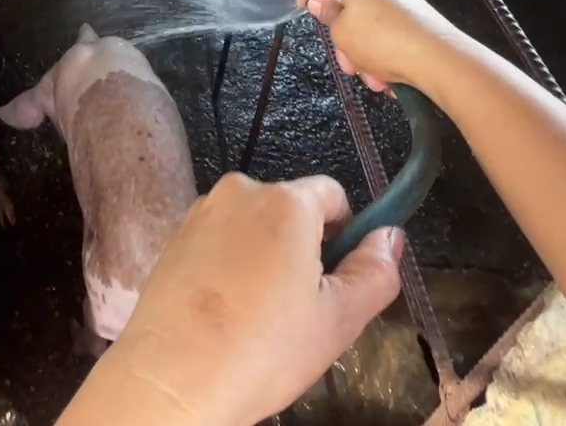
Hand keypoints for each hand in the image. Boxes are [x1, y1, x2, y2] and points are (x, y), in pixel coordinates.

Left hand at [96, 174, 403, 425]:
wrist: (174, 375)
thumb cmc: (264, 347)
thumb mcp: (338, 319)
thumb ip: (374, 272)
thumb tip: (390, 235)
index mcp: (285, 201)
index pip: (332, 193)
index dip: (345, 232)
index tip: (338, 277)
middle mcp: (240, 190)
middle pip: (291, 208)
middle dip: (304, 246)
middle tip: (302, 306)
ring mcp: (203, 209)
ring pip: (254, 224)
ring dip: (266, 254)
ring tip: (261, 314)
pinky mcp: (176, 233)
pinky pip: (221, 237)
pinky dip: (232, 262)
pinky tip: (228, 308)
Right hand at [296, 0, 478, 94]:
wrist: (442, 61)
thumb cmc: (382, 41)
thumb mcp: (343, 33)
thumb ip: (328, 17)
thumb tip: (321, 3)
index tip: (302, 10)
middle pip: (348, 6)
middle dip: (343, 39)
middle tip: (347, 64)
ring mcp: (404, 3)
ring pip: (369, 27)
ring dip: (364, 54)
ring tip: (374, 80)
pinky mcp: (421, 22)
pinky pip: (391, 36)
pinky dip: (385, 56)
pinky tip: (391, 80)